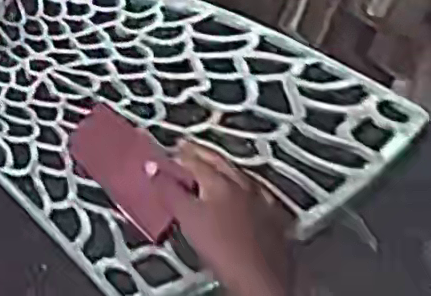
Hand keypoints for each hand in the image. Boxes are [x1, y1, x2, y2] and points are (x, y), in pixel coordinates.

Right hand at [151, 141, 293, 295]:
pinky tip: (245, 191)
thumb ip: (166, 187)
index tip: (164, 157)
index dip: (175, 156)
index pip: (192, 160)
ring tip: (212, 166)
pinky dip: (247, 187)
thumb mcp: (184, 215)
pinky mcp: (278, 223)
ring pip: (241, 175)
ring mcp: (264, 204)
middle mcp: (244, 187)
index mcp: (220, 181)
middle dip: (200, 153)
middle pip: (219, 161)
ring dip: (224, 167)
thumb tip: (152, 167)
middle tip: (185, 148)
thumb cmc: (221, 248)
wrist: (260, 283)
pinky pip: (260, 194)